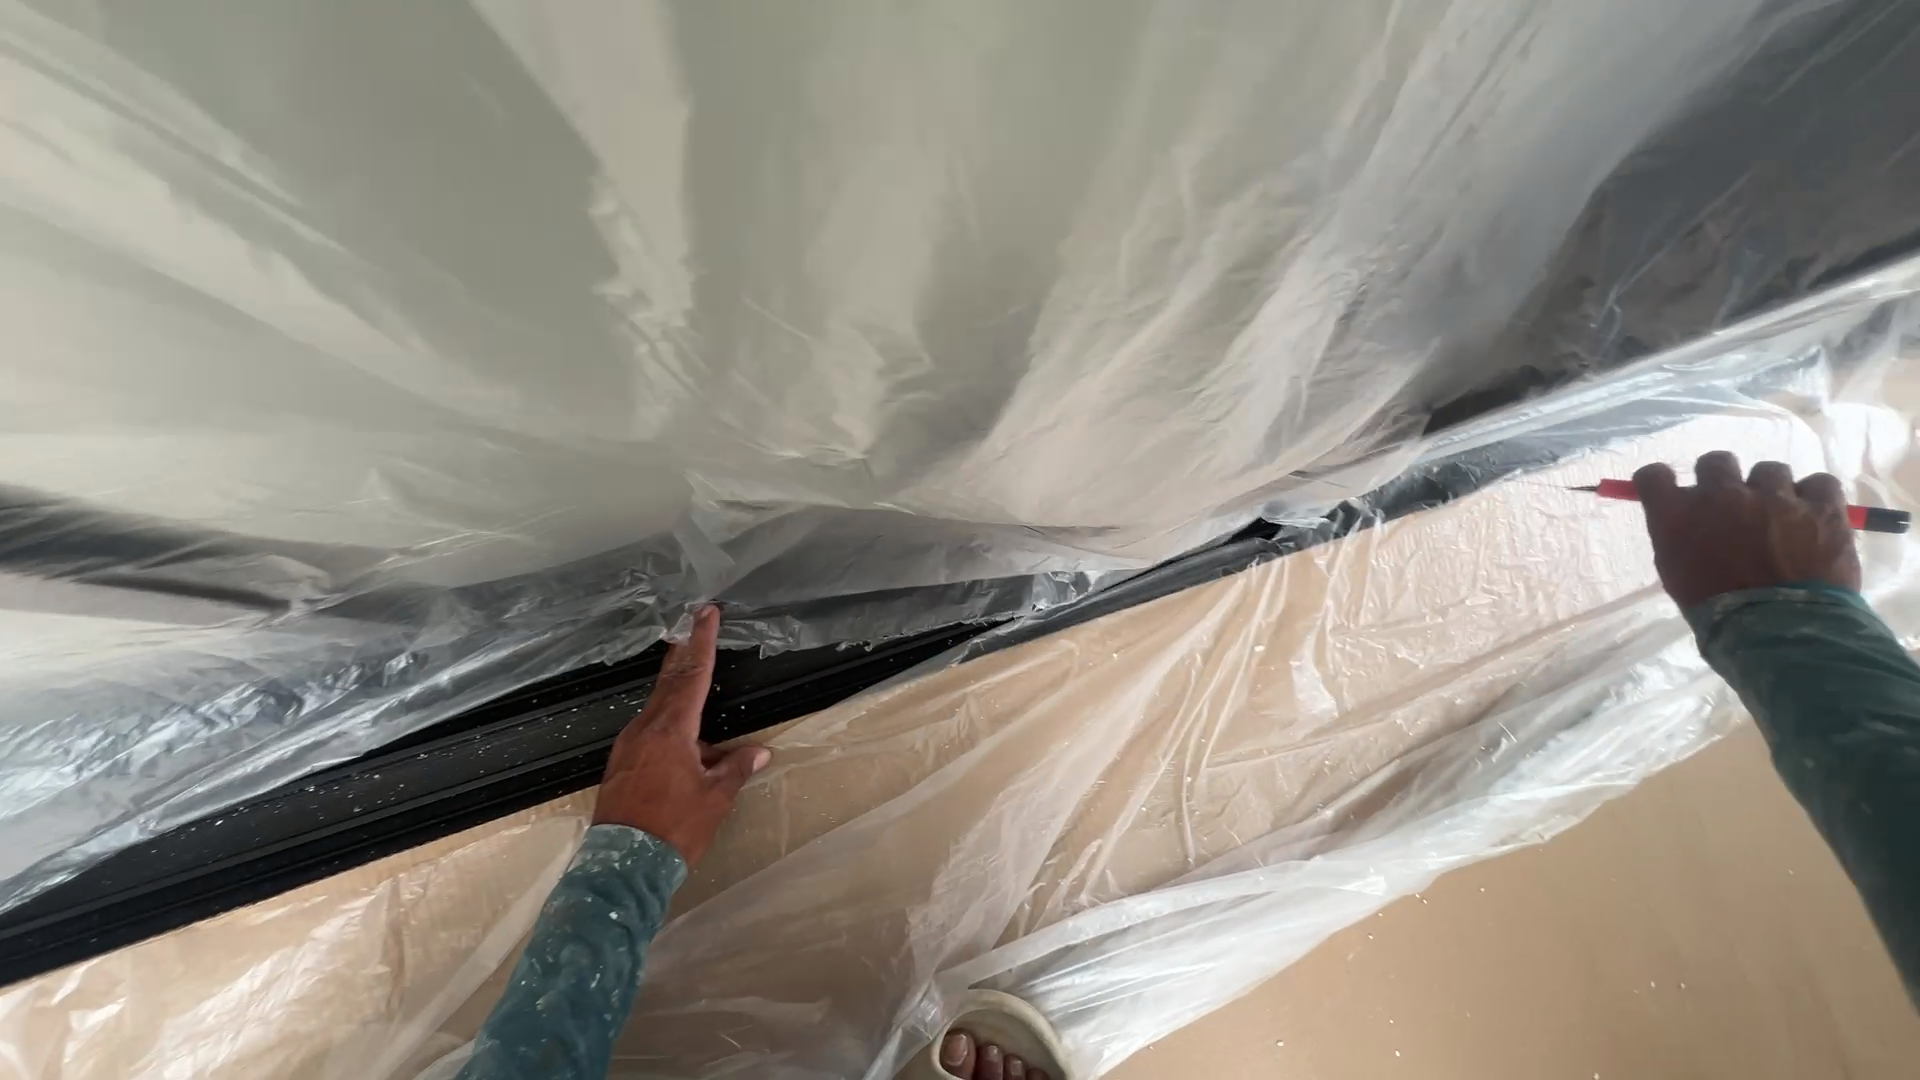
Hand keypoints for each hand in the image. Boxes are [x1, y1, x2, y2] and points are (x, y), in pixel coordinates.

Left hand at [592, 606, 769, 864]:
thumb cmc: (675, 828)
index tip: (707, 614)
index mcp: (671, 730)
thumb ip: (736, 768)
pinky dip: (667, 712)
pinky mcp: (622, 762)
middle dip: (686, 649)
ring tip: (691, 664)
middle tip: (695, 620)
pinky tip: (682, 727)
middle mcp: (646, 729)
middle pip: (670, 680)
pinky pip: (649, 725)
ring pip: (658, 703)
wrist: (622, 867)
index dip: (703, 642)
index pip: (693, 676)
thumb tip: (759, 752)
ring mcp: (629, 744)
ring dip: (677, 681)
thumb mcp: (715, 797)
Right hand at [1633, 451, 1860, 608]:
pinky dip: (1812, 493)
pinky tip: (1809, 511)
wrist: (1773, 619)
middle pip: (1715, 461)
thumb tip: (1686, 518)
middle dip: (1719, 477)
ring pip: (1770, 470)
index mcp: (1675, 512)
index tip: (1668, 490)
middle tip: (1728, 500)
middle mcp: (1719, 495)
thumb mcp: (1673, 563)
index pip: (1653, 474)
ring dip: (1768, 487)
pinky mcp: (1820, 506)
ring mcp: (1772, 497)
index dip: (1660, 480)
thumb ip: (1676, 532)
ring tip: (1776, 511)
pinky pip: (1819, 481)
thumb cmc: (1710, 598)